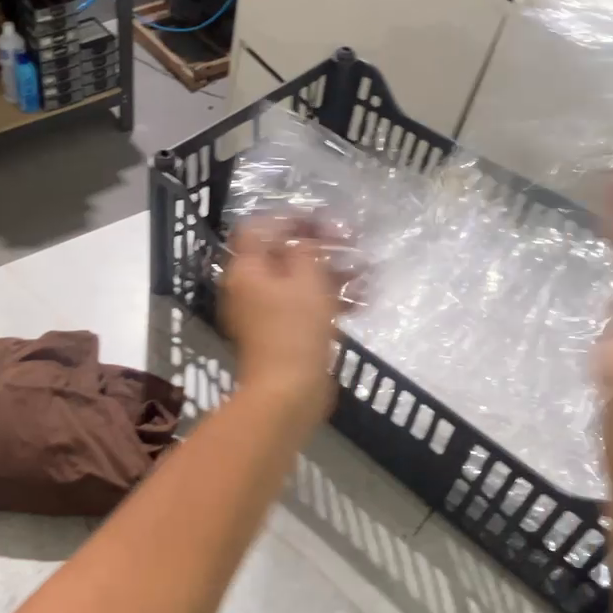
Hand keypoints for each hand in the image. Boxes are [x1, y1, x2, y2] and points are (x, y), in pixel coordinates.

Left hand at [220, 220, 346, 427]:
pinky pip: (303, 306)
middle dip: (321, 247)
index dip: (292, 219)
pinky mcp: (280, 335)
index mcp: (245, 269)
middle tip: (353, 246)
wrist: (288, 393)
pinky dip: (328, 300)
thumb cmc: (296, 329)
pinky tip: (362, 301)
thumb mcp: (307, 278)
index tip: (326, 222)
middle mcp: (247, 287)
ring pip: (298, 281)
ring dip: (332, 273)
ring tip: (367, 274)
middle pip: (282, 254)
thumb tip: (306, 236)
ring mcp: (263, 313)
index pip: (260, 227)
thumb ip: (307, 248)